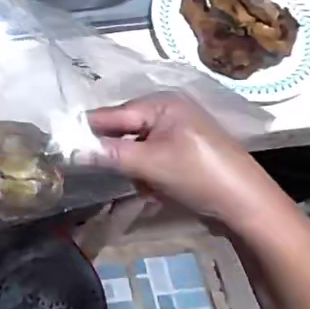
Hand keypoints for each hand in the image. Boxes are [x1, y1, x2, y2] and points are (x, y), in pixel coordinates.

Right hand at [87, 94, 291, 224]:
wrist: (248, 205)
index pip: (112, 114)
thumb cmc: (199, 175)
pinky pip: (153, 160)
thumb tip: (71, 149)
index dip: (87, 131)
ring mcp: (179, 133)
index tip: (61, 147)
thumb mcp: (151, 164)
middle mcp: (169, 111)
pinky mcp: (185, 154)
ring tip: (148, 187)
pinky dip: (149, 176)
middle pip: (123, 131)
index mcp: (162, 103)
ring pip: (136, 150)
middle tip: (111, 175)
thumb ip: (110, 154)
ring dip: (135, 170)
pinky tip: (159, 192)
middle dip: (118, 156)